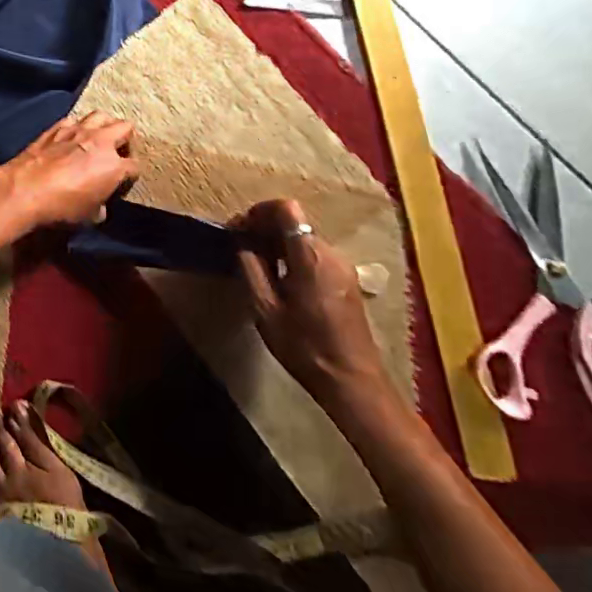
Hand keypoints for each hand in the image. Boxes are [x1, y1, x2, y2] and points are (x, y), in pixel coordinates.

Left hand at [0, 112, 136, 228]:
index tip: (122, 183)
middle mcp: (100, 142)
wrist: (24, 190)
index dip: (130, 176)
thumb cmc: (61, 207)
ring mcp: (77, 131)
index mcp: (114, 165)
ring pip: (100, 116)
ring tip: (98, 139)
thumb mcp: (89, 217)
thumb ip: (101, 207)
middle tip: (116, 155)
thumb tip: (99, 204)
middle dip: (125, 140)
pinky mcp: (55, 128)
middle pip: (125, 128)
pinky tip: (71, 139)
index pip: (134, 166)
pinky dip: (76, 127)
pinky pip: (73, 121)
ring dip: (103, 126)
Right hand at [234, 199, 391, 406]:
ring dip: (277, 243)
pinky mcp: (346, 280)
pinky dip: (292, 255)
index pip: (286, 209)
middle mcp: (331, 254)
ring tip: (256, 264)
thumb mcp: (265, 308)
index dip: (258, 212)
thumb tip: (241, 242)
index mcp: (311, 256)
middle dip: (264, 228)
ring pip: (304, 237)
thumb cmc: (304, 346)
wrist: (352, 381)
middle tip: (240, 248)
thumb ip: (251, 267)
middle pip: (294, 222)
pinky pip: (314, 254)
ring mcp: (343, 267)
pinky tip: (279, 278)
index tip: (239, 230)